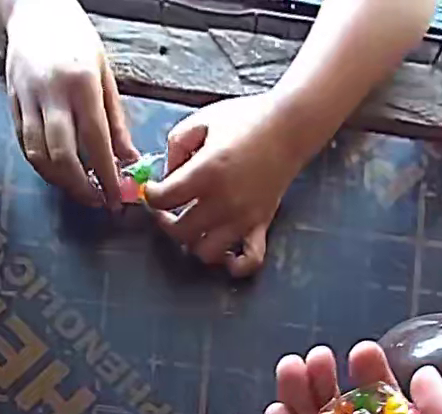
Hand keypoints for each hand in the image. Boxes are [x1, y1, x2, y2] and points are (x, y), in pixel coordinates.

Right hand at [3, 0, 137, 208]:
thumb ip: (116, 123)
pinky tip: (57, 171)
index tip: (115, 200)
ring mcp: (28, 98)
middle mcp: (52, 92)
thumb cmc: (76, 42)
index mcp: (81, 84)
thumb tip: (129, 161)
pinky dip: (42, 165)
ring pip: (39, 155)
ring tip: (77, 187)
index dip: (106, 177)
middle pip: (63, 156)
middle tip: (95, 199)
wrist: (35, 8)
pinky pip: (24, 145)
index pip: (96, 142)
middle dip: (80, 186)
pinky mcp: (12, 102)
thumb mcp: (105, 76)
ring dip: (59, 180)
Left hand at [142, 91, 314, 276]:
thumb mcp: (202, 120)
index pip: (164, 199)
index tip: (153, 190)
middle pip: (180, 232)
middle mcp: (223, 202)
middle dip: (167, 223)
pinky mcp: (260, 226)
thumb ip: (176, 144)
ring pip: (206, 252)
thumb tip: (166, 175)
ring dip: (195, 243)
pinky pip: (249, 261)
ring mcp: (242, 219)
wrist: (289, 126)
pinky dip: (236, 266)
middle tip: (167, 211)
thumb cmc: (245, 120)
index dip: (152, 196)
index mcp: (206, 172)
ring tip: (194, 228)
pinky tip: (226, 255)